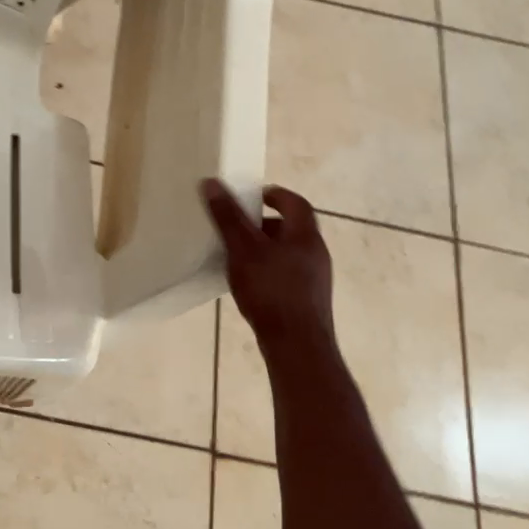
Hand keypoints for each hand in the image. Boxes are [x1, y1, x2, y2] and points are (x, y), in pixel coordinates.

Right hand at [201, 179, 334, 349]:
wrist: (297, 345)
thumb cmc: (270, 291)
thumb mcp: (242, 249)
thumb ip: (228, 217)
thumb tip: (211, 183)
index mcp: (305, 236)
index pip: (296, 203)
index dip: (276, 194)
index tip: (254, 194)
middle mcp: (316, 254)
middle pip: (292, 229)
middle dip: (264, 224)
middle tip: (238, 225)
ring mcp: (315, 279)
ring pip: (289, 253)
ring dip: (266, 248)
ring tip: (238, 254)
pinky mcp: (308, 300)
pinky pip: (288, 274)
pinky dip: (269, 269)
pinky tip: (249, 283)